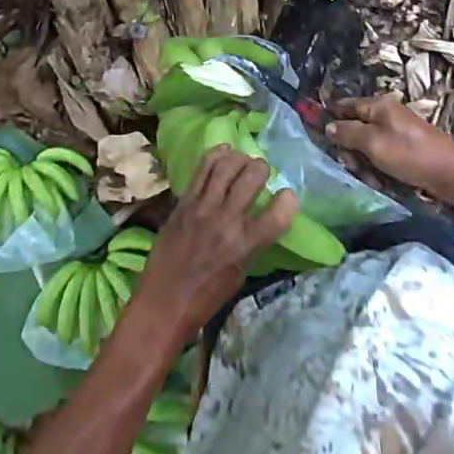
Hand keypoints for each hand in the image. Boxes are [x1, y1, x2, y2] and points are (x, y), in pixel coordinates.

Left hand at [130, 146, 296, 340]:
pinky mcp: (184, 201)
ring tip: (242, 161)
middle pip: (252, 176)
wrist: (164, 300)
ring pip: (227, 165)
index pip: (278, 215)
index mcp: (245, 246)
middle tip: (260, 173)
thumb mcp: (241, 272)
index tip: (287, 196)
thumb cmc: (206, 296)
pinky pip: (202, 168)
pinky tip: (224, 152)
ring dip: (241, 158)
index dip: (289, 200)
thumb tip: (262, 216)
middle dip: (262, 168)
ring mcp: (202, 208)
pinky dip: (217, 155)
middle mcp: (226, 221)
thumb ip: (254, 242)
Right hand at [327, 95, 453, 201]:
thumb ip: (348, 132)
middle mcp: (386, 114)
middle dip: (348, 147)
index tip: (318, 135)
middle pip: (354, 127)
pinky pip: (380, 154)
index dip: (331, 117)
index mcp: (378, 106)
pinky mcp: (403, 149)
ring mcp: (395, 132)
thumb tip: (328, 126)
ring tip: (368, 176)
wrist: (451, 173)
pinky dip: (376, 166)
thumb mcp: (373, 143)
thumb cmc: (409, 154)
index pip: (345, 105)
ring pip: (366, 144)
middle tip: (350, 165)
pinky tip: (379, 180)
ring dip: (362, 161)